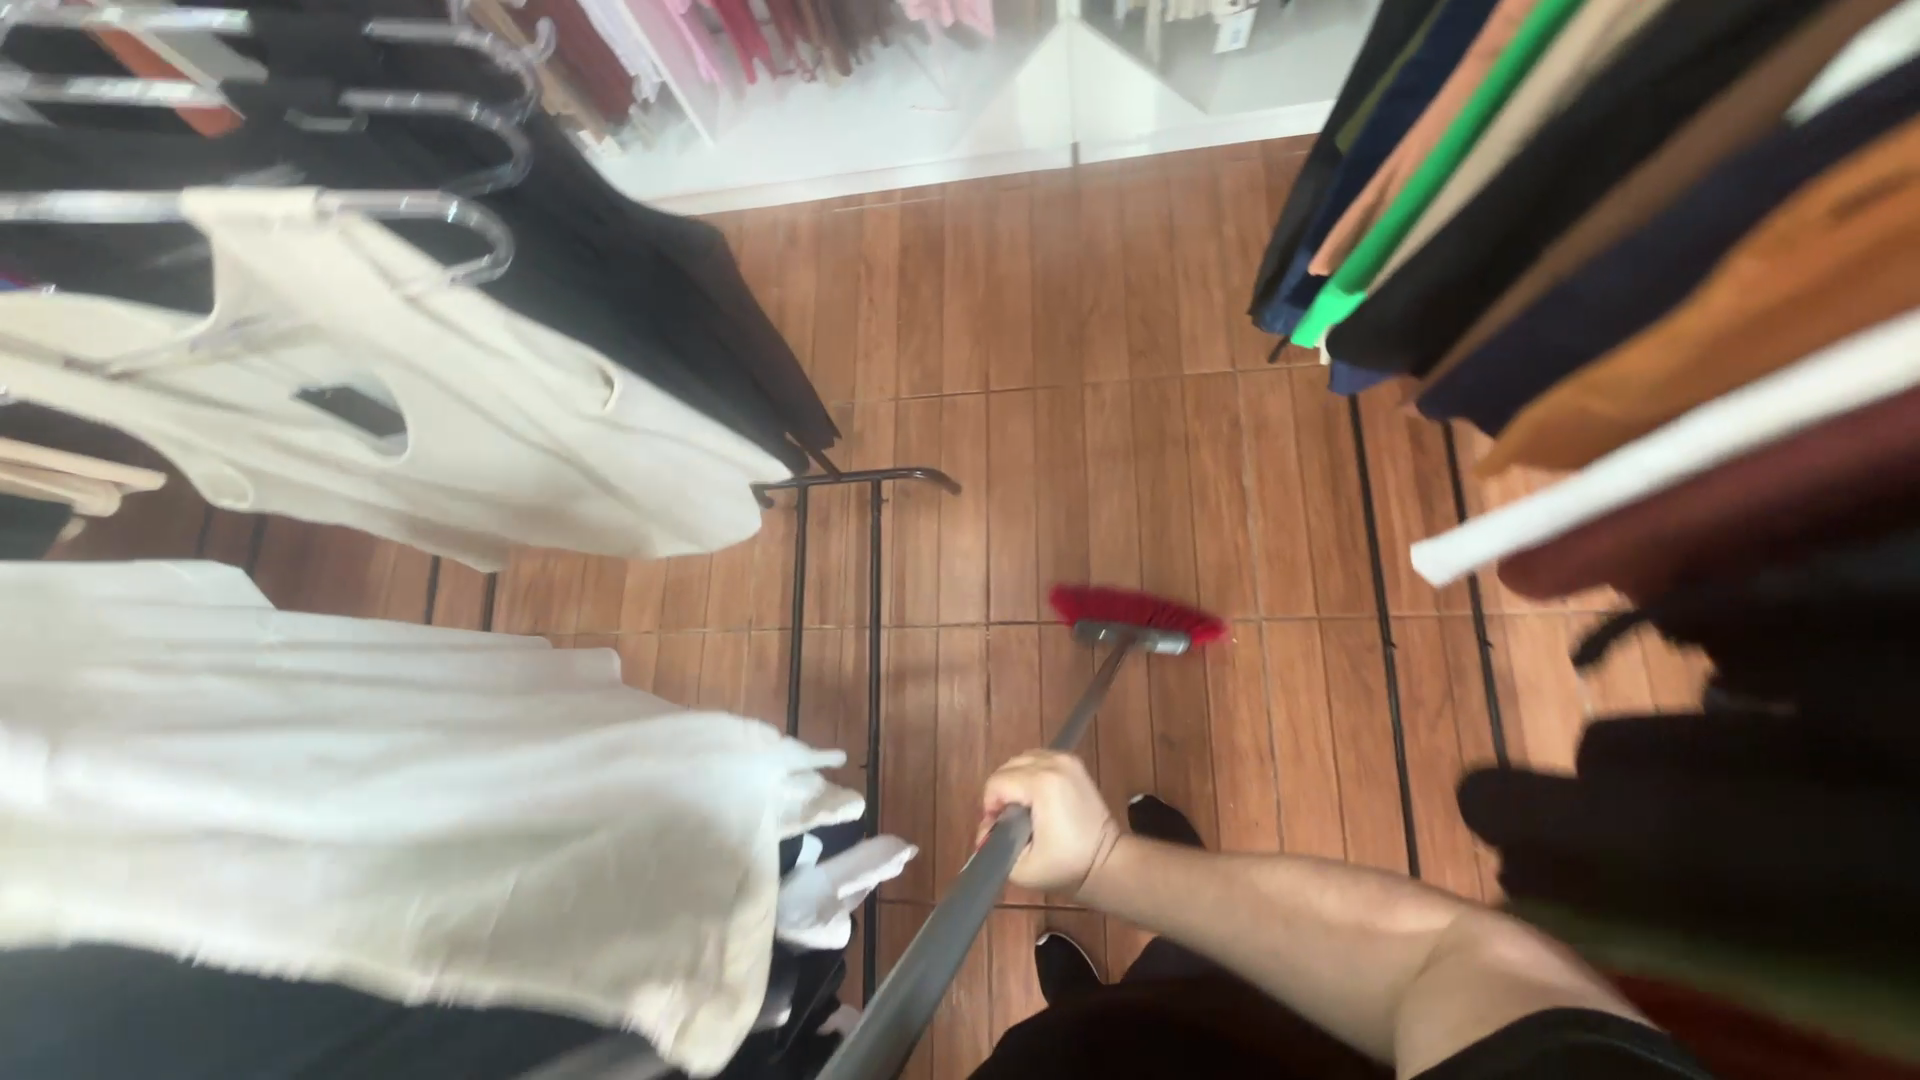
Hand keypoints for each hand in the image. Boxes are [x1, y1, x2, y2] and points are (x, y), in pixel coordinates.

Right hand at [978, 750, 1122, 896]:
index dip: (990, 807)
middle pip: (1008, 768)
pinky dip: (1030, 774)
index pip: (997, 783)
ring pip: (1022, 760)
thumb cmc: (1065, 866)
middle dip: (1001, 794)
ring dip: (1015, 781)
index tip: (998, 829)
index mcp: (1041, 783)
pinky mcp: (1074, 762)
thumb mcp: (1020, 867)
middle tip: (1007, 822)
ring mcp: (1066, 759)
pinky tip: (1035, 798)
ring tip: (1022, 809)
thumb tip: (985, 827)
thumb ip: (993, 843)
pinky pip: (1038, 759)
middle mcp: (1053, 763)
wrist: (1107, 862)